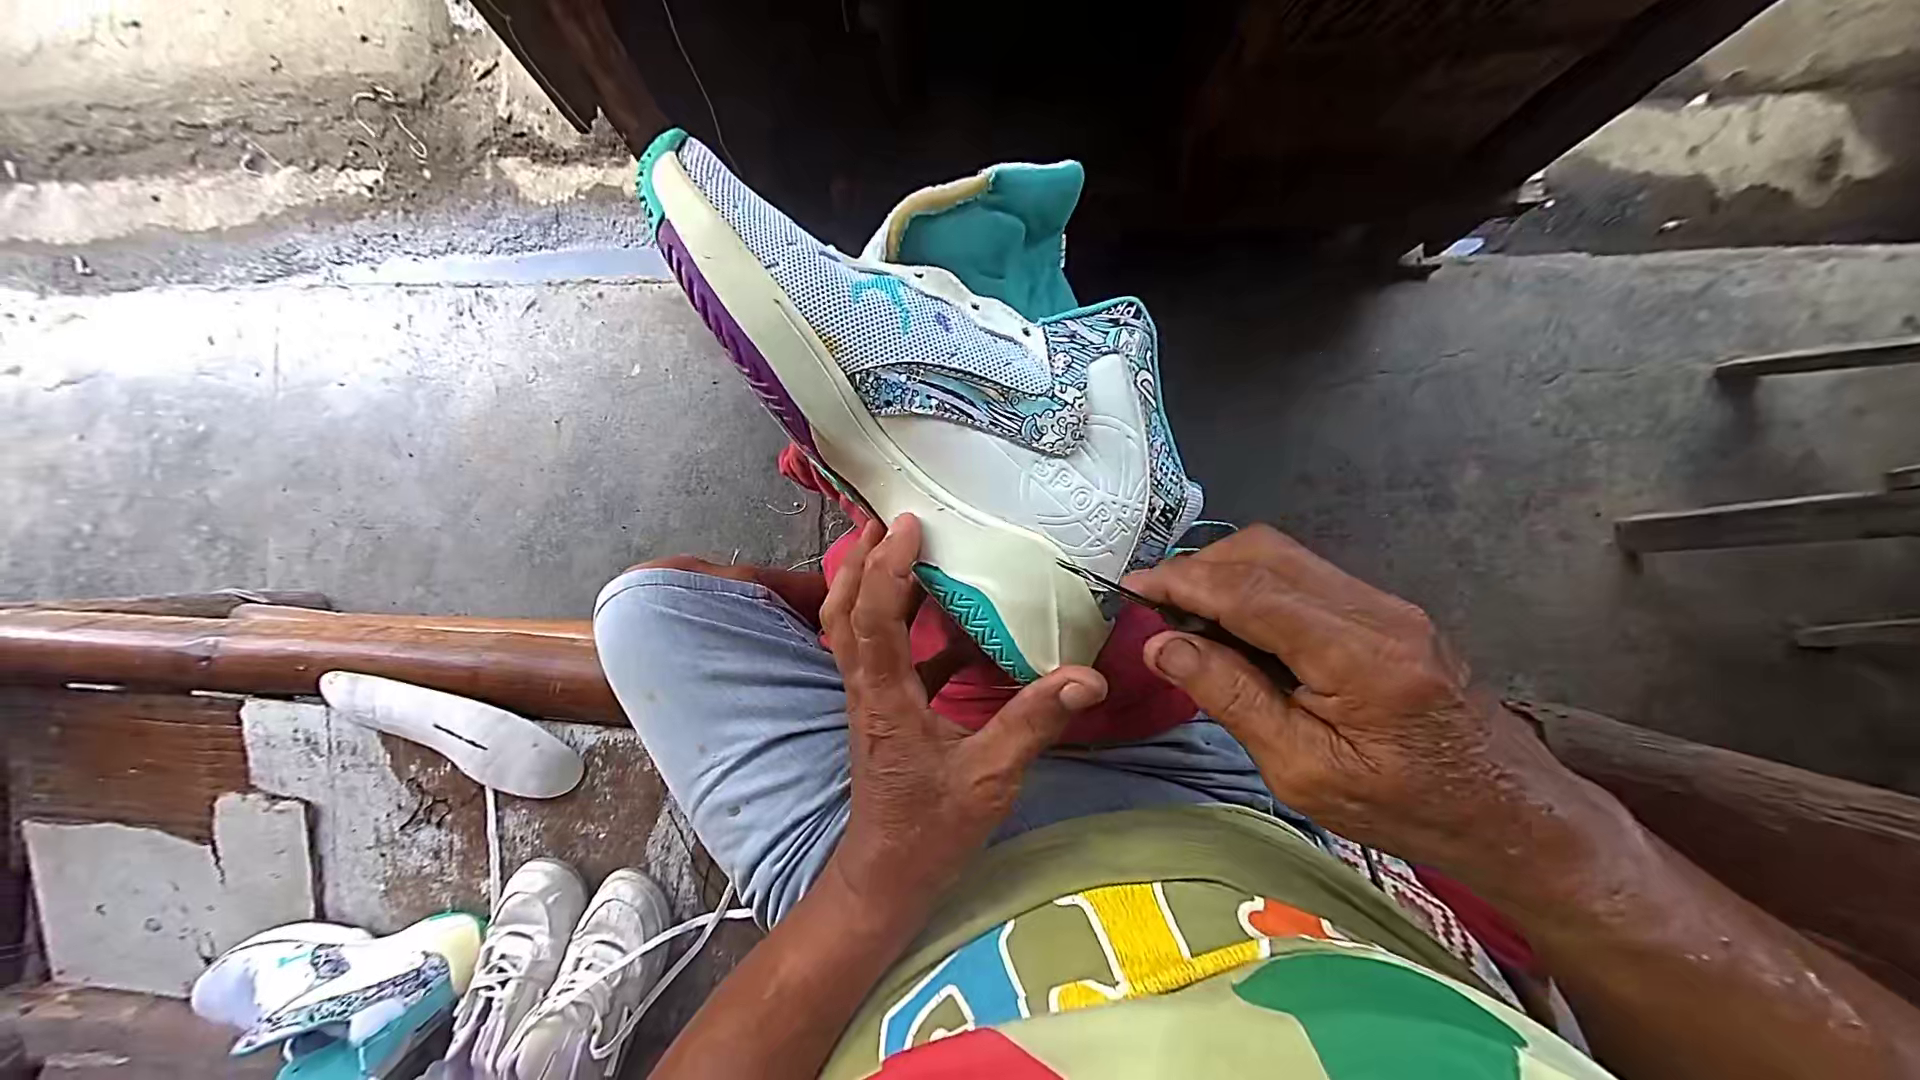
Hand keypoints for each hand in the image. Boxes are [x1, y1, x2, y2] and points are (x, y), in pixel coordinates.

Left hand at [821, 514, 1107, 903]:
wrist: (889, 872)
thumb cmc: (932, 827)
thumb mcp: (990, 776)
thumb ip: (1034, 721)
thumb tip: (1086, 677)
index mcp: (885, 697)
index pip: (874, 618)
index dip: (887, 567)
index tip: (909, 525)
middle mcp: (866, 687)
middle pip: (842, 611)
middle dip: (860, 560)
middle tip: (888, 520)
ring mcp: (868, 696)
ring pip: (851, 627)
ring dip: (870, 583)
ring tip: (903, 548)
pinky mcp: (880, 706)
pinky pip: (881, 651)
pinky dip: (900, 622)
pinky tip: (941, 616)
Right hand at [1125, 524, 1602, 880]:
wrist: (1511, 813)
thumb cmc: (1407, 809)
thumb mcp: (1303, 771)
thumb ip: (1231, 698)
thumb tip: (1163, 646)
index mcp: (1360, 657)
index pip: (1251, 592)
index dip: (1183, 582)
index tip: (1133, 586)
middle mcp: (1375, 610)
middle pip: (1265, 552)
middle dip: (1198, 567)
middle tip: (1154, 603)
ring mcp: (1384, 603)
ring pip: (1282, 554)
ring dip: (1222, 572)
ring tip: (1185, 612)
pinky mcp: (1382, 609)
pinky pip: (1300, 574)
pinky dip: (1251, 585)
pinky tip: (1233, 622)